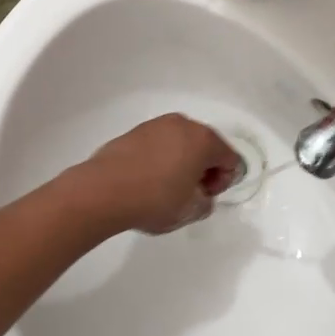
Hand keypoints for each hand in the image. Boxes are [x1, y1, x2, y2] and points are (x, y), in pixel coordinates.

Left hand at [71, 114, 241, 234]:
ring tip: (165, 188)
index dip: (223, 183)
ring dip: (182, 163)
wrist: (103, 190)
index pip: (230, 159)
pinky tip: (147, 180)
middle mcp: (183, 124)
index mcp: (204, 140)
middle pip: (206, 147)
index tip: (203, 198)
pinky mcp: (136, 130)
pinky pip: (160, 144)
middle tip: (188, 195)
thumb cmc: (155, 200)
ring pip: (182, 143)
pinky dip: (161, 158)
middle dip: (204, 170)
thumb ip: (206, 201)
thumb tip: (200, 193)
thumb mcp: (191, 211)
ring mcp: (157, 124)